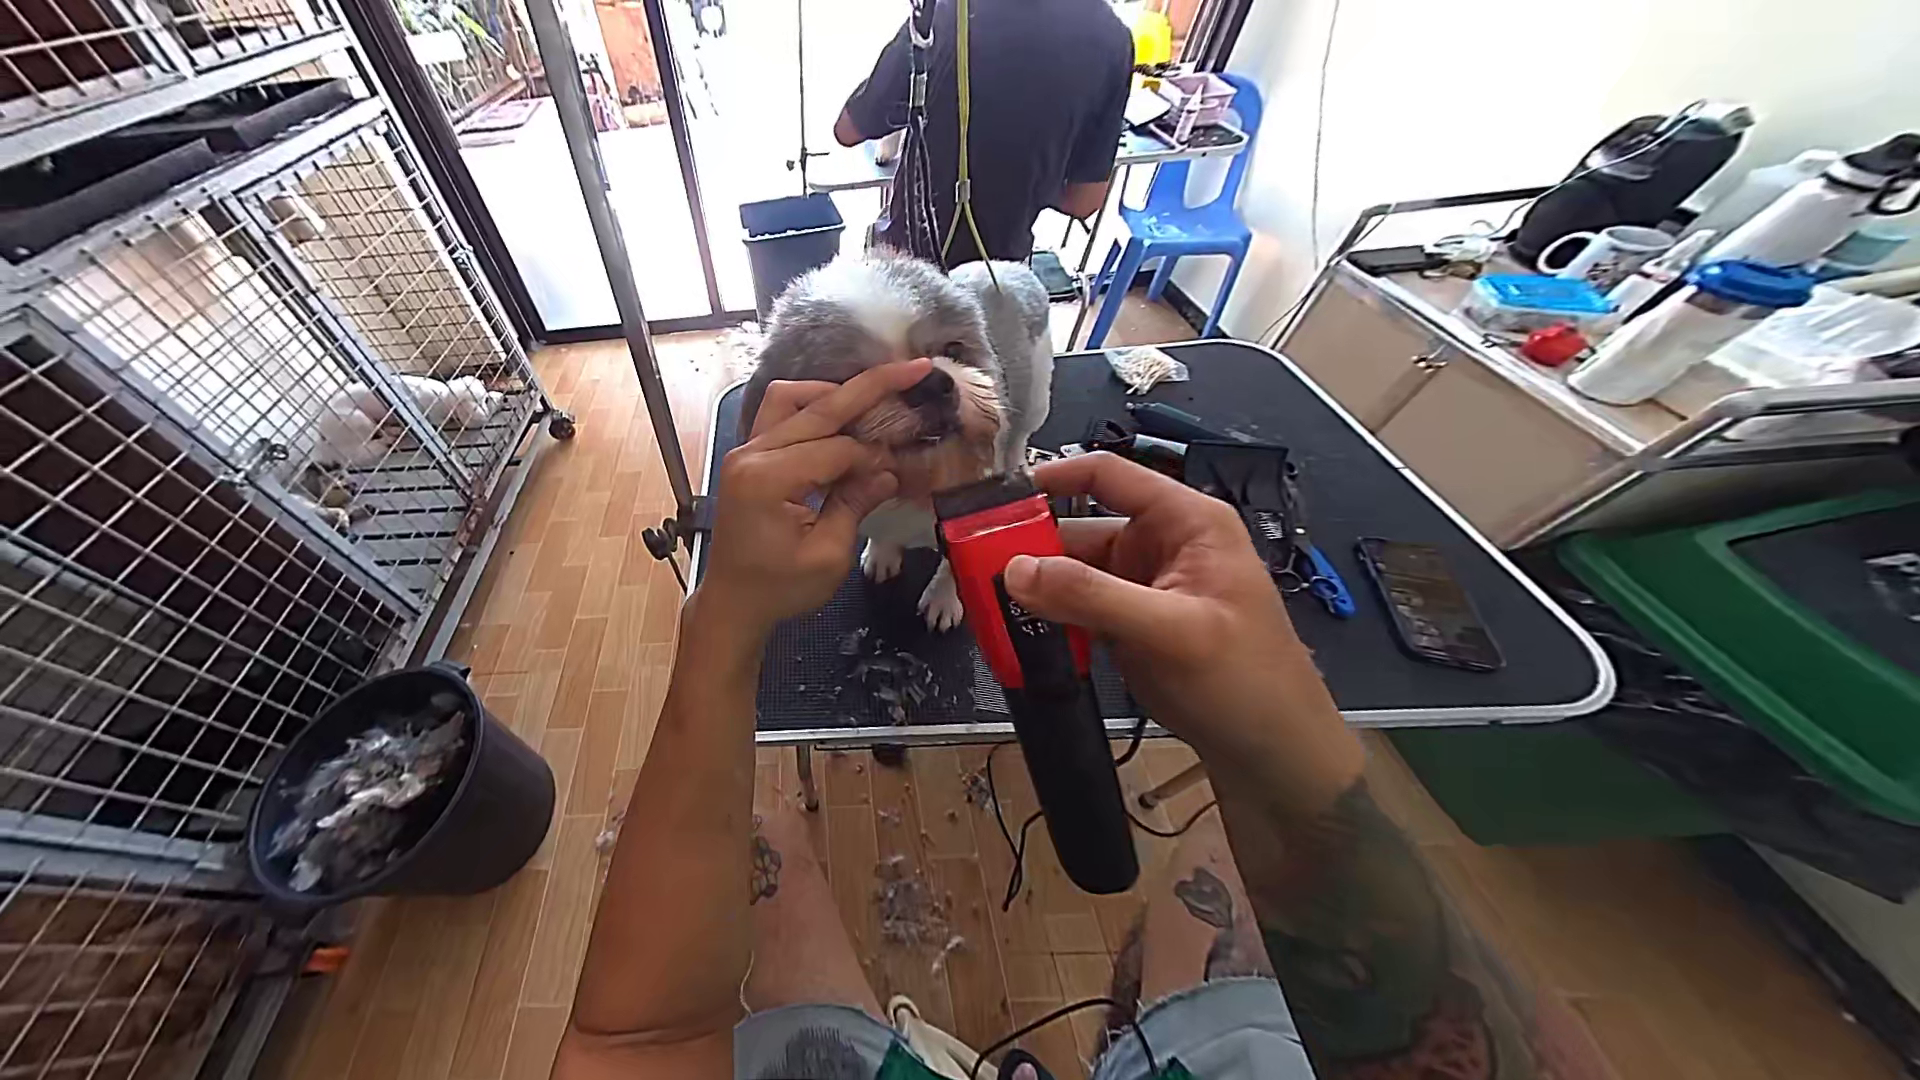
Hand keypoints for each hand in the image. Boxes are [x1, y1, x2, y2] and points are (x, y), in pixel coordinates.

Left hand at [699, 359, 931, 635]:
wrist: (733, 603)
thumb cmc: (779, 588)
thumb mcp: (829, 555)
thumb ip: (856, 504)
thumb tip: (887, 470)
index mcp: (768, 480)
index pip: (835, 449)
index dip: (872, 457)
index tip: (895, 470)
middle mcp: (752, 454)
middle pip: (817, 406)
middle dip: (870, 387)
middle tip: (912, 370)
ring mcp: (746, 451)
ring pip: (792, 397)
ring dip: (835, 393)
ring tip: (873, 400)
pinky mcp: (749, 457)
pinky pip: (781, 415)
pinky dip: (815, 409)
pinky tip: (842, 419)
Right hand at [1003, 453, 1355, 773]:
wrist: (1269, 753)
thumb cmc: (1244, 681)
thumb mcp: (1169, 631)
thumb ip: (1091, 596)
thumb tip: (1016, 570)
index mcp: (1185, 522)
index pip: (1111, 476)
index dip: (1054, 477)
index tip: (1000, 499)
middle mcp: (1160, 545)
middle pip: (1081, 529)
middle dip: (1034, 548)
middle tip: (980, 569)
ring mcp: (1142, 587)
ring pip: (1074, 573)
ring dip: (1038, 588)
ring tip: (991, 605)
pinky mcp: (1129, 623)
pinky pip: (1078, 607)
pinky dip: (1051, 617)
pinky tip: (1022, 631)